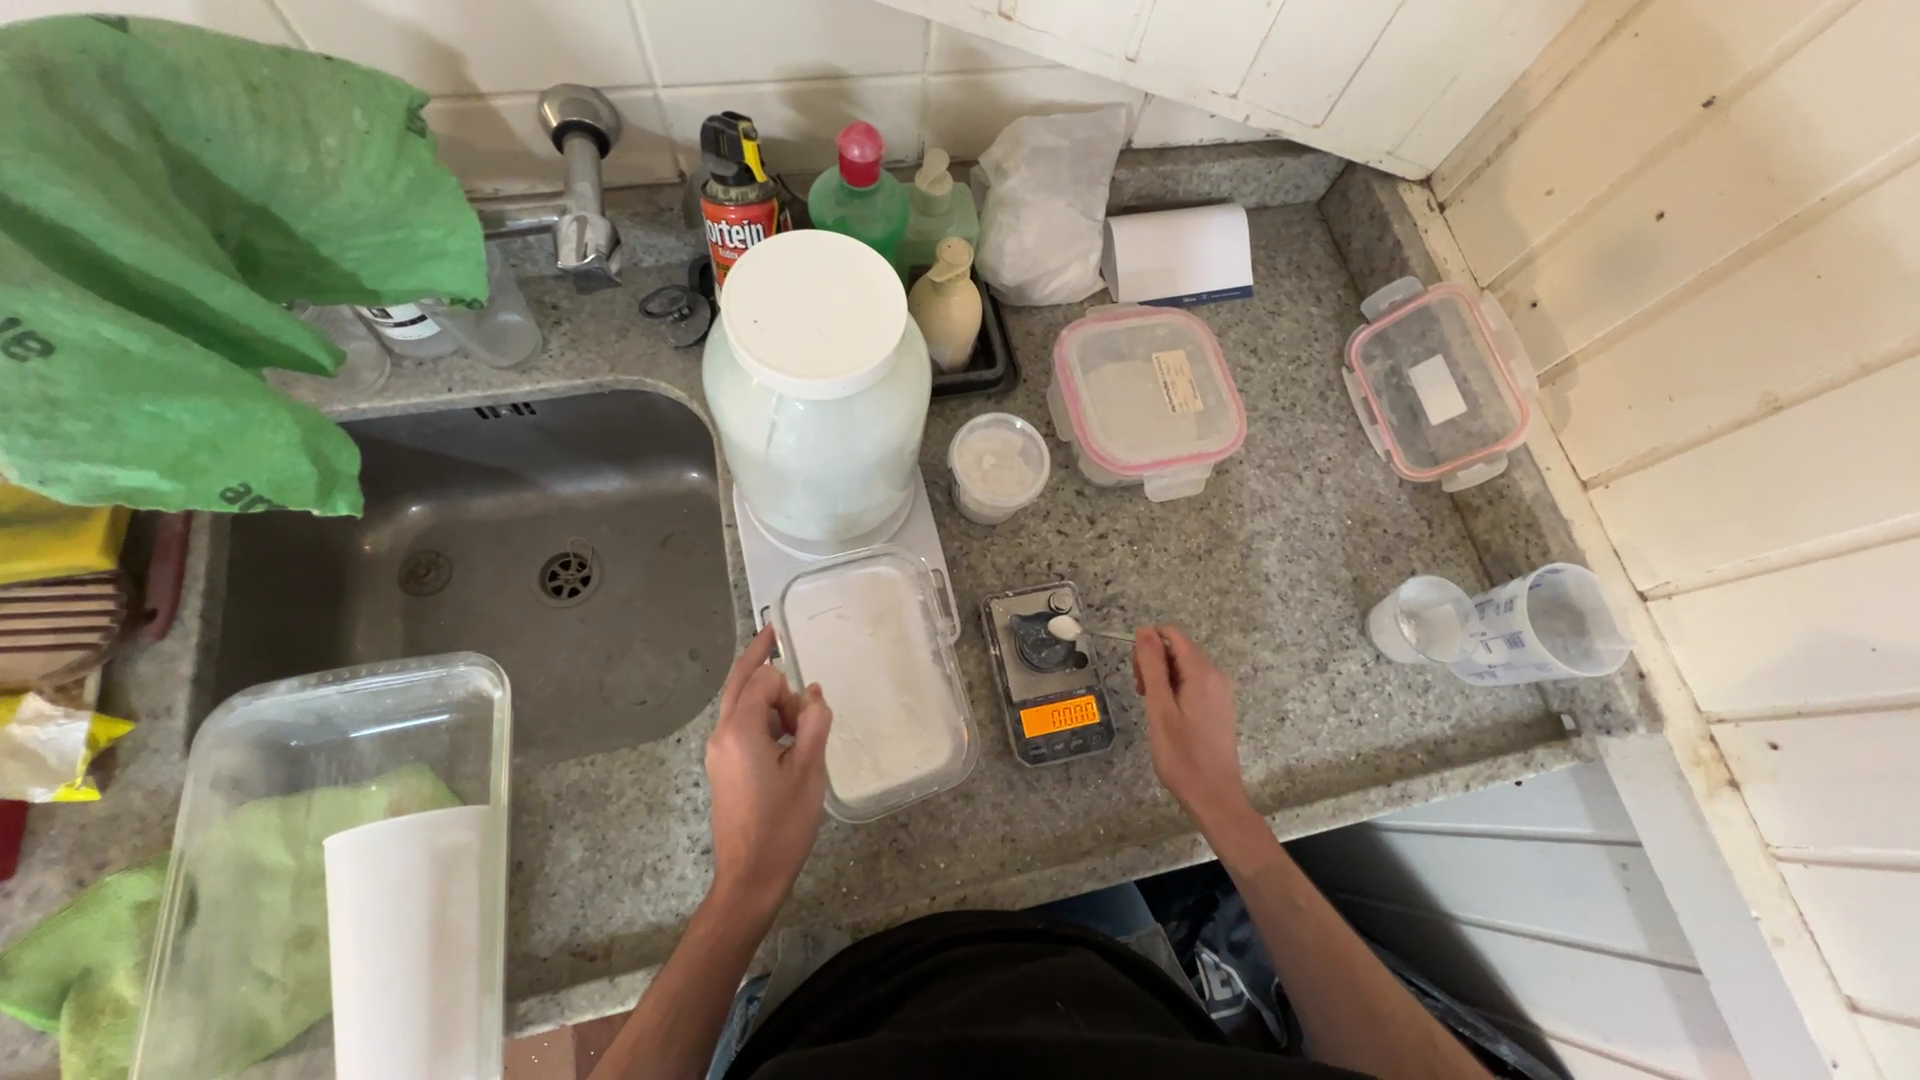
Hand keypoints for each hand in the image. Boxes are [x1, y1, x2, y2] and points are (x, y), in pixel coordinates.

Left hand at [705, 625, 833, 919]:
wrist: (750, 877)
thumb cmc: (783, 825)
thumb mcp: (809, 770)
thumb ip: (814, 722)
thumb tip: (813, 693)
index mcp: (739, 732)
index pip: (762, 680)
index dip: (789, 690)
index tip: (807, 717)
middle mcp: (721, 735)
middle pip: (739, 682)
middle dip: (759, 659)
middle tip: (774, 632)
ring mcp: (719, 753)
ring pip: (741, 705)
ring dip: (769, 700)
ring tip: (800, 724)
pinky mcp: (724, 768)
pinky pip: (742, 727)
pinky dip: (763, 719)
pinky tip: (786, 735)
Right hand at [1133, 625, 1256, 834]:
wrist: (1214, 795)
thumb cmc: (1182, 755)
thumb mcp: (1160, 708)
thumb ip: (1152, 667)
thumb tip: (1144, 630)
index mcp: (1202, 672)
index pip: (1171, 635)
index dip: (1147, 646)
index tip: (1137, 674)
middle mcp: (1216, 675)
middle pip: (1178, 649)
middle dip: (1153, 663)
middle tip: (1142, 695)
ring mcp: (1220, 691)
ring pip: (1183, 667)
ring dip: (1162, 679)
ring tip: (1154, 710)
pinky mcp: (1219, 706)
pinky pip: (1193, 683)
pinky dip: (1175, 690)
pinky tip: (1168, 716)